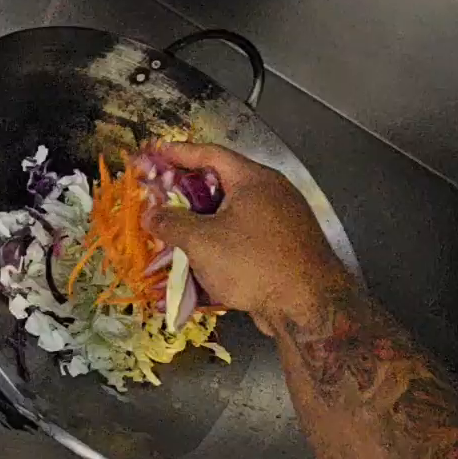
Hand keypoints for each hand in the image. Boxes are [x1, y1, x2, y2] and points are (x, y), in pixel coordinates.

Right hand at [143, 143, 351, 338]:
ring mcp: (277, 223)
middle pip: (218, 185)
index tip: (155, 153)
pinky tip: (193, 266)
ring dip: (195, 225)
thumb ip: (170, 222)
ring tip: (169, 236)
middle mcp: (269, 195)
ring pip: (226, 216)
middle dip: (183, 194)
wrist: (306, 306)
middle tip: (156, 198)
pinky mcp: (279, 249)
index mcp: (253, 181)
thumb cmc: (253, 262)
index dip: (179, 152)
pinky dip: (213, 247)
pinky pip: (237, 240)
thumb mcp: (200, 240)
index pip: (211, 155)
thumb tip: (151, 214)